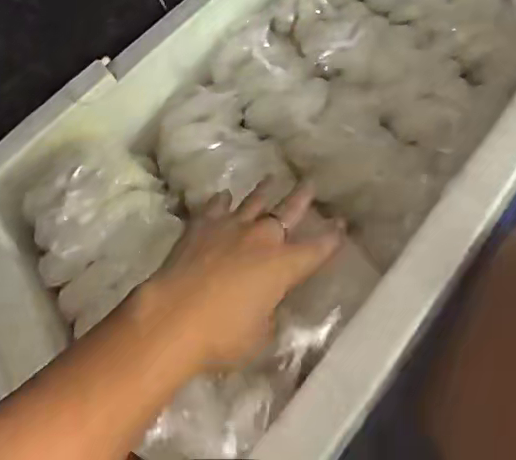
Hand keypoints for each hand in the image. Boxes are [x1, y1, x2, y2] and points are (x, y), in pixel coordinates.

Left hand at [133, 182, 343, 372]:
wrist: (174, 315)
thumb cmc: (222, 335)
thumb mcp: (258, 336)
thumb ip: (267, 313)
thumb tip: (264, 302)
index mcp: (282, 266)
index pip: (316, 249)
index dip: (331, 238)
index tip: (342, 223)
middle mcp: (261, 238)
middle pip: (287, 212)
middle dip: (301, 198)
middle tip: (310, 182)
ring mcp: (230, 226)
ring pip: (254, 202)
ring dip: (264, 190)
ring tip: (272, 178)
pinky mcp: (201, 224)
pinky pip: (216, 206)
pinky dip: (222, 201)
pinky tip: (224, 196)